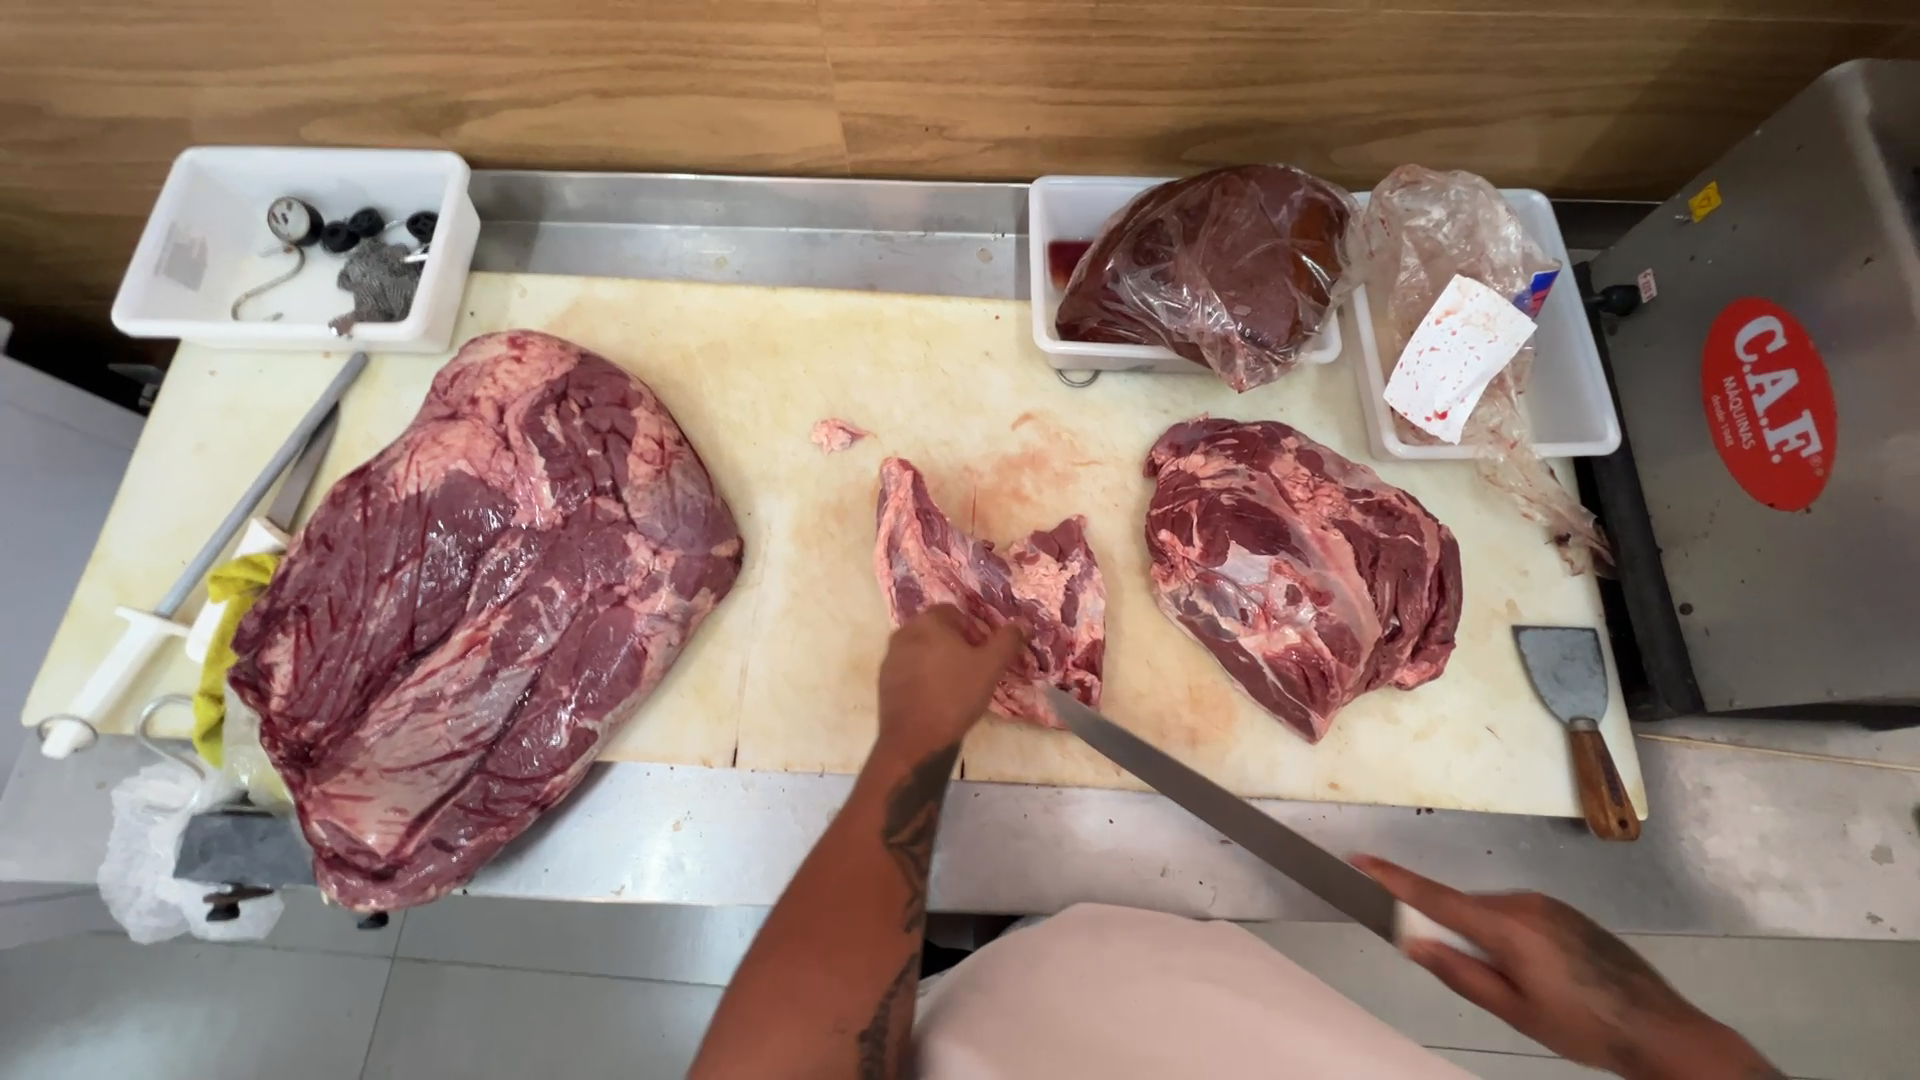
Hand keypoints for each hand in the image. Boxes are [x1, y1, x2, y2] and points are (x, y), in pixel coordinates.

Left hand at [877, 605, 1022, 756]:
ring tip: (956, 685)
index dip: (974, 630)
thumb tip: (1023, 622)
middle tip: (973, 669)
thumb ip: (1008, 640)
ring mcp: (890, 657)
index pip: (955, 613)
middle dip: (956, 644)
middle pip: (937, 630)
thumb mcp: (990, 667)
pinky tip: (936, 697)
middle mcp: (904, 632)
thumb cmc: (955, 696)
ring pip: (922, 650)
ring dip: (939, 660)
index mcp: (928, 622)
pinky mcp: (884, 681)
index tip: (983, 654)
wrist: (914, 739)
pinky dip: (923, 676)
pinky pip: (910, 669)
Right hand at [1355, 856, 1779, 1079]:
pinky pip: (1517, 913)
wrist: (1666, 1033)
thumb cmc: (1584, 1029)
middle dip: (1450, 928)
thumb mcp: (1514, 1011)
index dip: (1393, 878)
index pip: (1434, 896)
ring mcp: (1546, 903)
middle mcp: (1521, 902)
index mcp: (1505, 926)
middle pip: (1462, 906)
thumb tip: (1413, 941)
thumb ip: (1458, 972)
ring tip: (1518, 984)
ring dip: (1484, 935)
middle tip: (1465, 970)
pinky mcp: (1564, 911)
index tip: (1360, 860)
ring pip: (1491, 912)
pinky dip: (1508, 933)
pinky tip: (1540, 973)